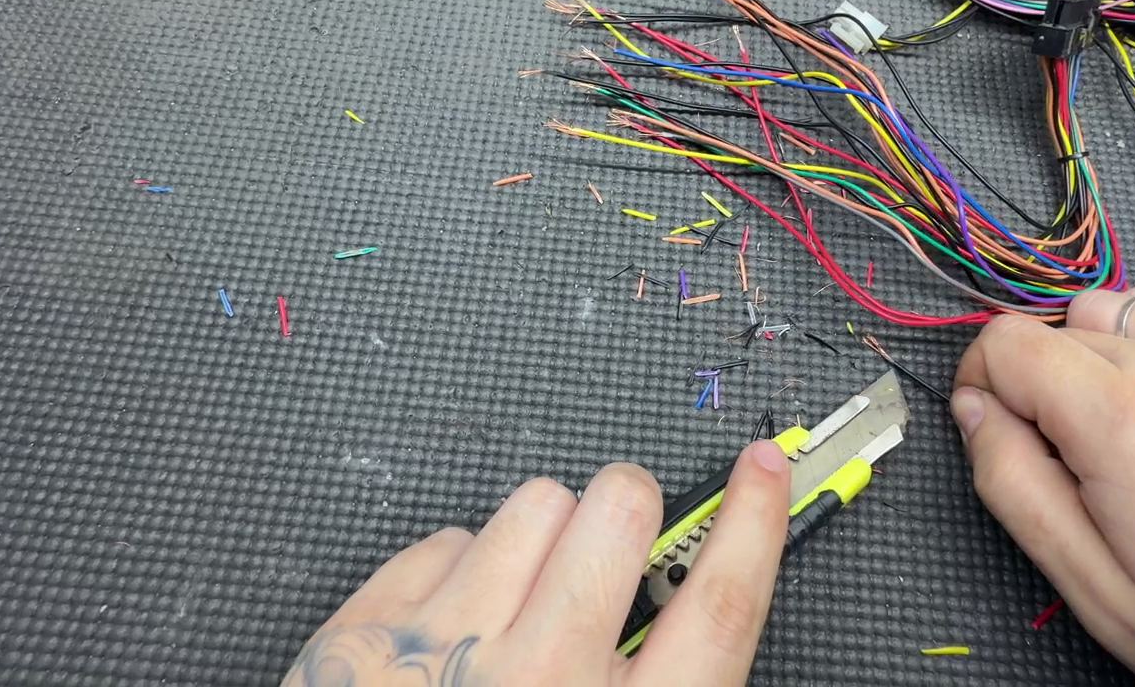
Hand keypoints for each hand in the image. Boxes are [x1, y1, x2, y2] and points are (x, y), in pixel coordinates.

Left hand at [282, 440, 790, 686]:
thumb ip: (664, 686)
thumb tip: (695, 609)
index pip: (717, 609)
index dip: (752, 524)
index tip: (763, 469)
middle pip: (621, 510)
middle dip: (628, 506)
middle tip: (611, 541)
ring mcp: (444, 648)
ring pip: (536, 501)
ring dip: (541, 539)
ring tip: (520, 605)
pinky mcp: (371, 627)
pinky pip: (451, 534)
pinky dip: (463, 568)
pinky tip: (451, 630)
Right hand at [953, 274, 1134, 686]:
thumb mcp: (1104, 596)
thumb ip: (1014, 488)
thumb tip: (972, 413)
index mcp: (1126, 426)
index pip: (1003, 343)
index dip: (978, 381)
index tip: (991, 423)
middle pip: (1052, 326)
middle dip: (1033, 382)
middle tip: (1063, 454)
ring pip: (1107, 305)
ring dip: (1086, 352)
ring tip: (1113, 419)